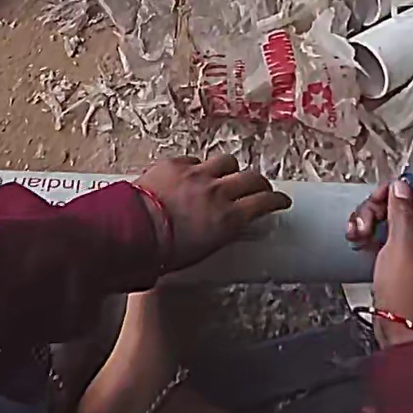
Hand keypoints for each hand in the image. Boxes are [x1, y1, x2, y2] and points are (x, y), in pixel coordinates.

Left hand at [134, 154, 291, 271]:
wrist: (132, 231)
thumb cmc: (163, 252)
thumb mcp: (203, 251)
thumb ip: (221, 233)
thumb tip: (227, 228)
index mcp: (229, 219)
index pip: (265, 202)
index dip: (276, 200)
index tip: (280, 200)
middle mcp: (218, 192)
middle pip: (251, 178)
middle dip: (259, 183)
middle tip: (259, 187)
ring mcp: (197, 174)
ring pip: (226, 161)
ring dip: (229, 169)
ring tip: (225, 176)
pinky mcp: (175, 164)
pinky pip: (194, 159)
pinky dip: (197, 167)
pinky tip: (191, 174)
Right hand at [371, 179, 412, 345]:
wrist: (404, 331)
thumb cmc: (407, 292)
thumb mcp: (401, 245)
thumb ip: (401, 212)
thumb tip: (402, 185)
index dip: (393, 192)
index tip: (375, 200)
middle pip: (398, 209)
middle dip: (375, 211)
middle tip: (363, 225)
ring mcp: (411, 254)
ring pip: (386, 224)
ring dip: (368, 225)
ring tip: (357, 237)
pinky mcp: (398, 266)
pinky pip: (382, 242)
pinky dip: (368, 240)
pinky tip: (359, 245)